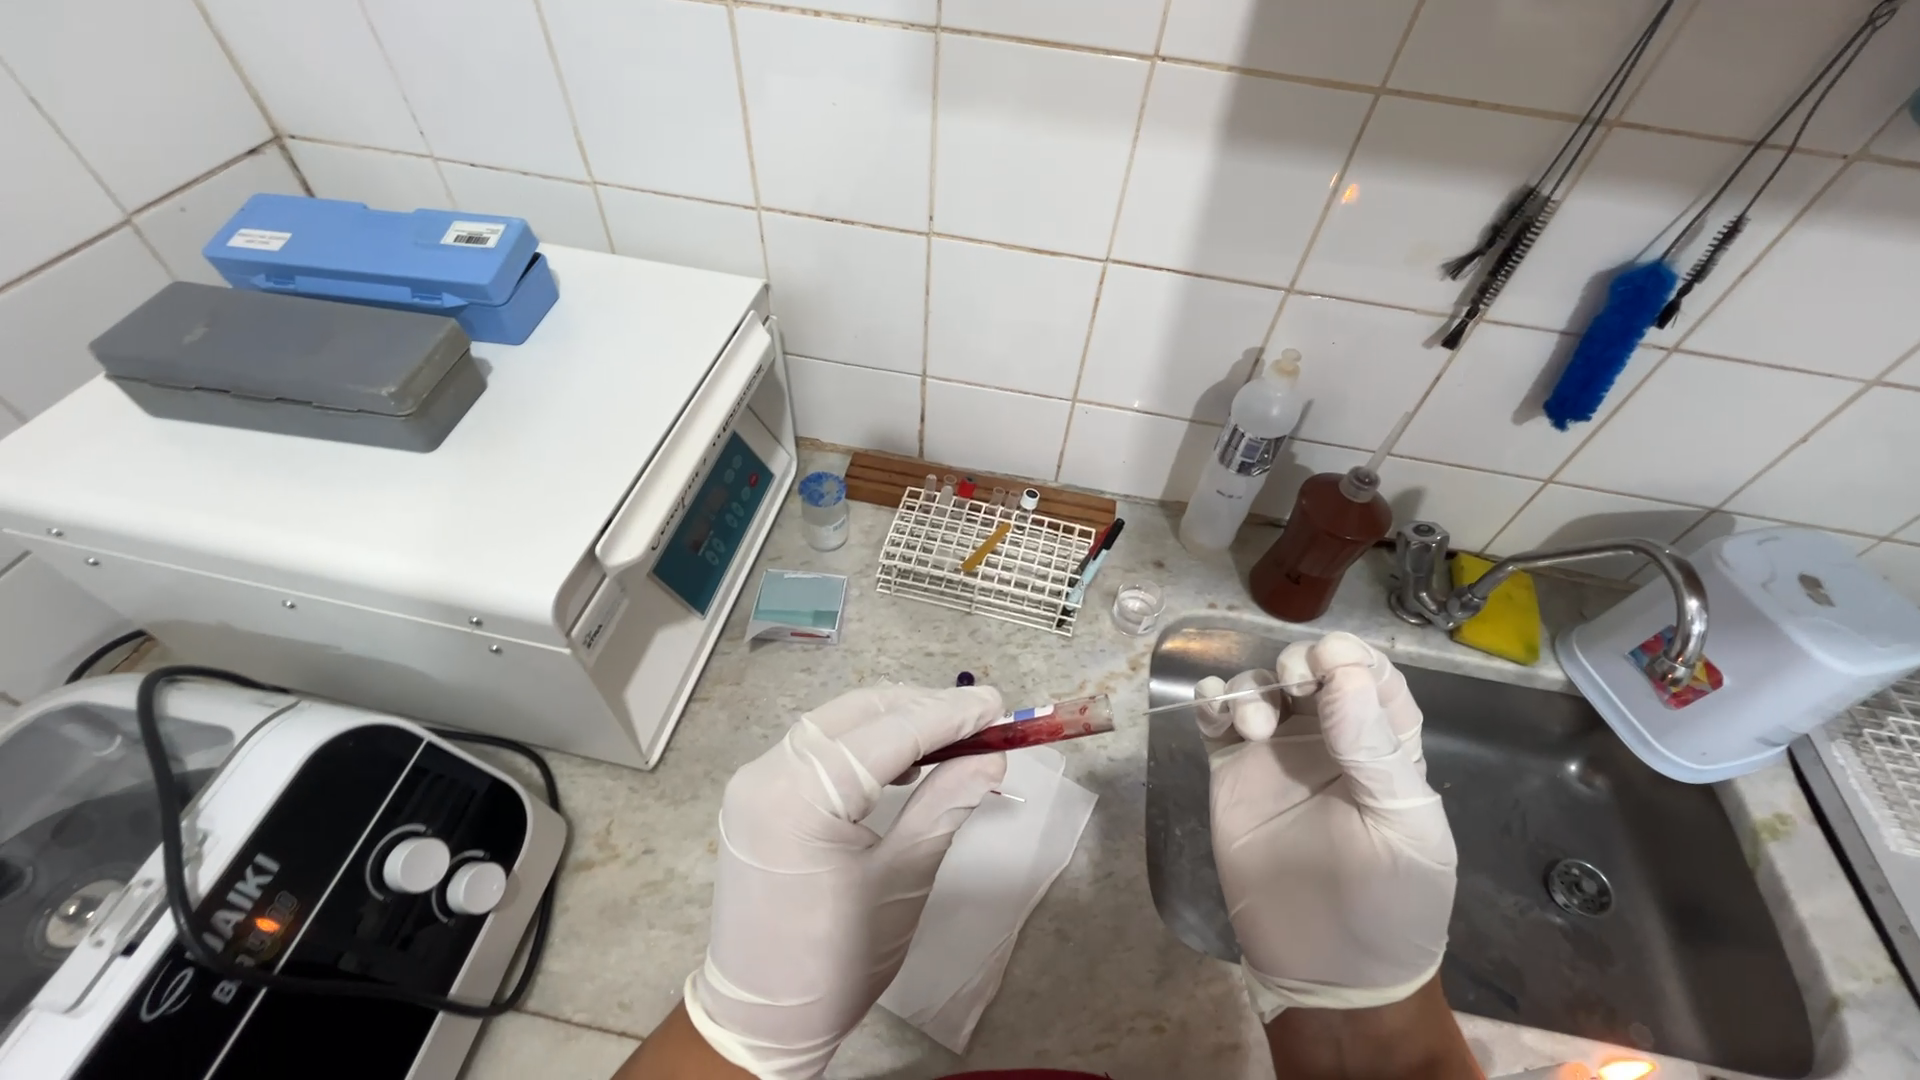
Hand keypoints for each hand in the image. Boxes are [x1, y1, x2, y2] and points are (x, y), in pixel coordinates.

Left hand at [683, 685, 1006, 1079]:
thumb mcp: (901, 879)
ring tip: (950, 734)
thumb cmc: (837, 960)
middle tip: (980, 717)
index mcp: (799, 797)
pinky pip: (818, 747)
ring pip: (837, 723)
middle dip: (922, 707)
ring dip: (894, 719)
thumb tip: (991, 759)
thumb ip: (945, 805)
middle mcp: (767, 771)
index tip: (997, 704)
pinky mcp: (757, 792)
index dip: (948, 714)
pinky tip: (901, 757)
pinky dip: (864, 741)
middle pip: (858, 713)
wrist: (760, 1019)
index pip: (889, 732)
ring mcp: (755, 779)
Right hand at [1198, 632, 1456, 1017]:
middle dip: (1298, 661)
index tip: (1331, 662)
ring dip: (1252, 686)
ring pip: (1259, 687)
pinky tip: (1214, 714)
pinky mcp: (1230, 772)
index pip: (1372, 679)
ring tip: (1254, 728)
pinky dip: (1210, 701)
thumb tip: (1344, 674)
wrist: (1326, 967)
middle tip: (1295, 683)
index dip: (1353, 658)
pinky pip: (1215, 720)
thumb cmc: (1387, 903)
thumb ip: (1374, 751)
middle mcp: (1326, 740)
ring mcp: (1273, 754)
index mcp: (1381, 748)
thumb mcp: (1406, 830)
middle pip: (1309, 670)